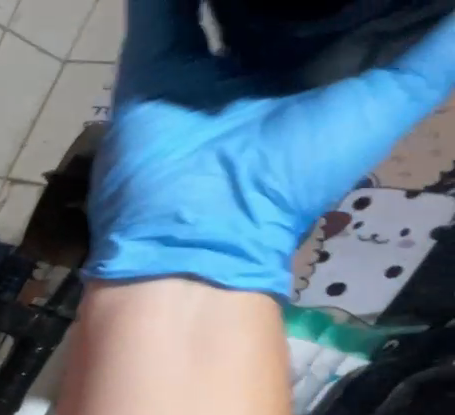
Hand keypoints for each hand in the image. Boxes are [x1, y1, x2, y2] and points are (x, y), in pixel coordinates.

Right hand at [88, 0, 454, 294]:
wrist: (198, 229)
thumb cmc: (296, 172)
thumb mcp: (396, 95)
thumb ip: (442, 43)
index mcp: (312, 69)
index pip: (335, 2)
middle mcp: (254, 64)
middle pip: (272, 0)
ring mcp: (198, 67)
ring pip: (217, 0)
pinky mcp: (151, 71)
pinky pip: (157, 15)